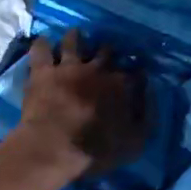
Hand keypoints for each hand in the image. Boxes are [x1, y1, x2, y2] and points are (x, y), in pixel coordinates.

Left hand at [10, 30, 144, 174]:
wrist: (53, 149)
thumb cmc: (95, 152)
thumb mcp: (134, 142)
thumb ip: (146, 117)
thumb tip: (149, 96)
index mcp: (121, 85)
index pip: (135, 71)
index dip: (135, 72)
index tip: (134, 75)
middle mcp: (97, 69)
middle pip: (106, 50)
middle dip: (107, 50)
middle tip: (104, 54)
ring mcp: (68, 67)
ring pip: (73, 41)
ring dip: (75, 38)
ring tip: (74, 38)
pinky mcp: (42, 72)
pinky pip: (41, 49)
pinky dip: (42, 44)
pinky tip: (43, 42)